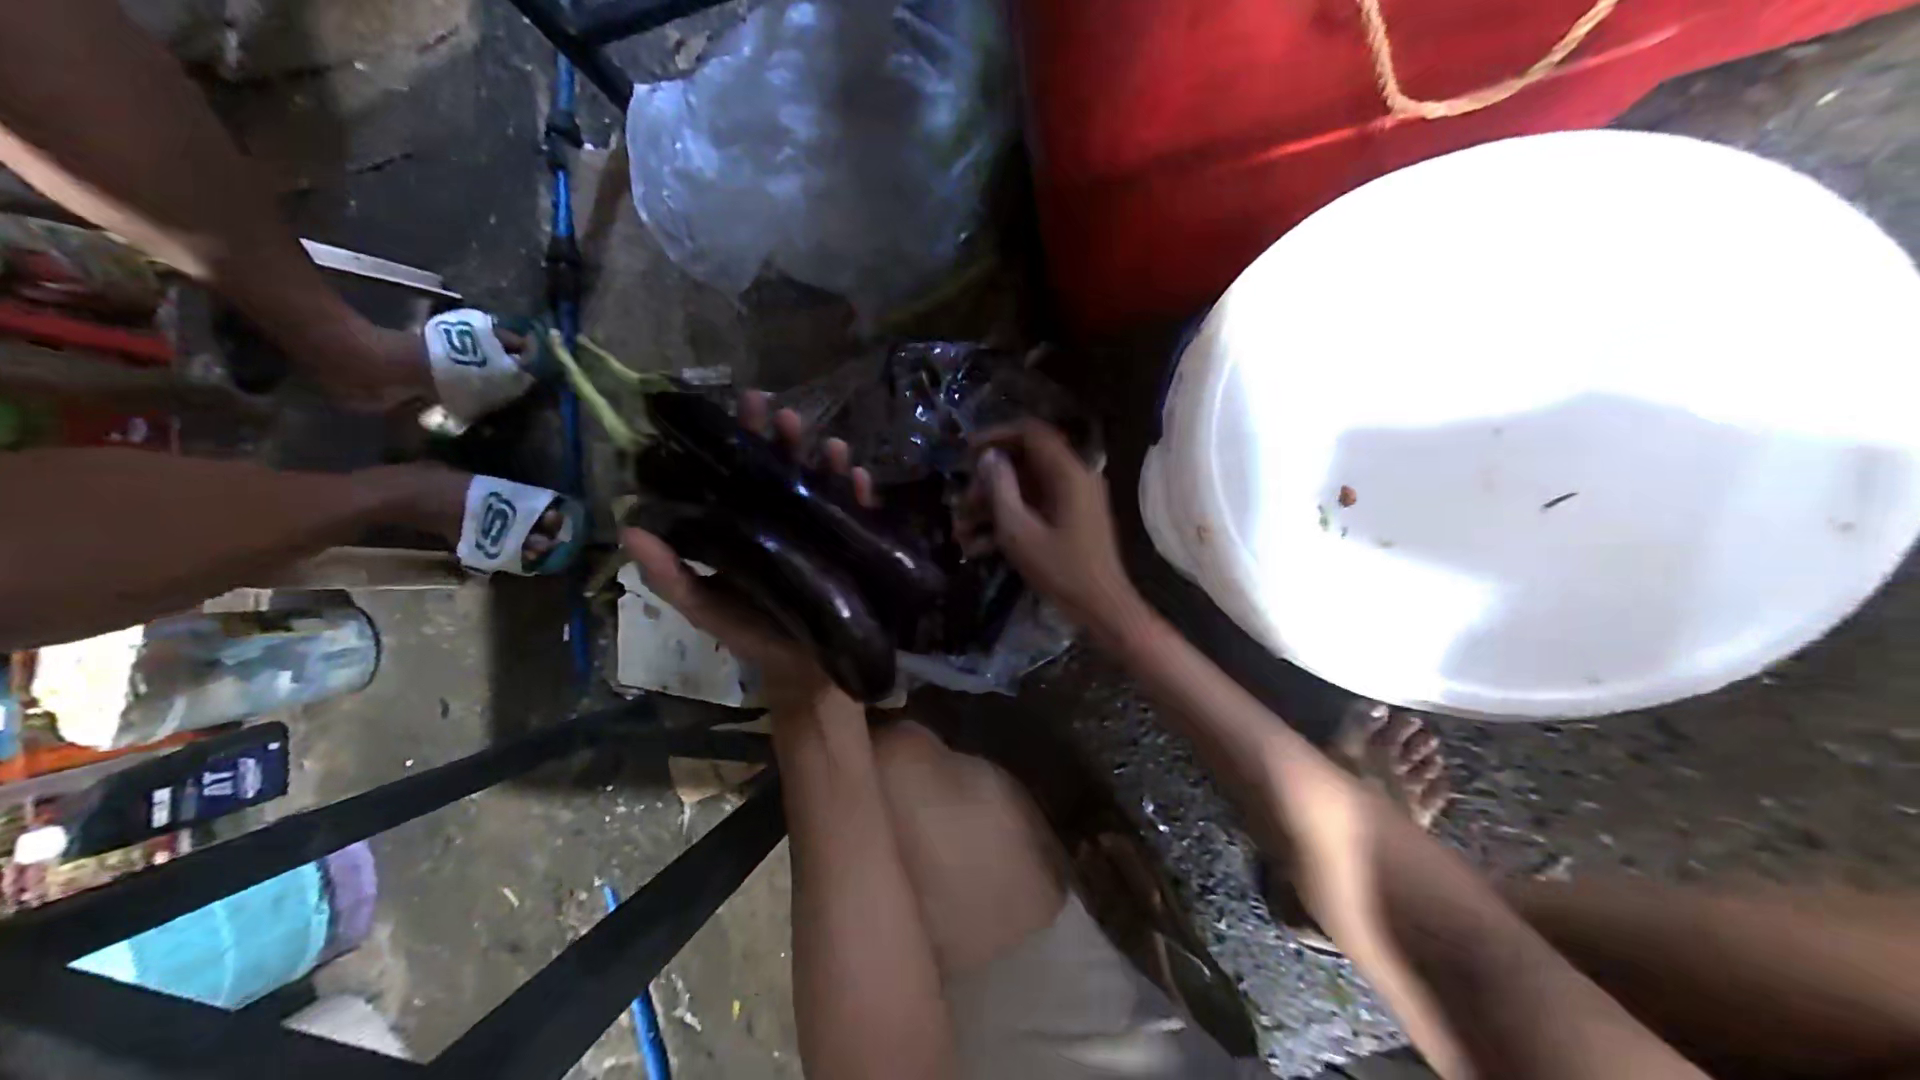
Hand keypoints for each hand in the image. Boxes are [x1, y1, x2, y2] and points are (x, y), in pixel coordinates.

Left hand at [621, 391, 875, 712]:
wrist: (807, 673)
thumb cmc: (754, 635)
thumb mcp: (704, 607)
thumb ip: (668, 574)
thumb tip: (628, 526)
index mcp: (749, 525)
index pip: (743, 472)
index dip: (742, 439)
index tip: (741, 407)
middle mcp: (786, 519)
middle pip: (785, 468)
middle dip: (784, 438)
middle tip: (782, 413)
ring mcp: (824, 531)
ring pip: (825, 484)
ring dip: (826, 460)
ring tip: (830, 445)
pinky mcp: (855, 546)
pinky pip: (860, 515)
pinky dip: (860, 495)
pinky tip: (858, 478)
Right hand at [959, 420, 1148, 640]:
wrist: (1102, 609)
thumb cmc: (1061, 571)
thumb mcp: (1019, 532)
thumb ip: (1000, 489)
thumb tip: (988, 457)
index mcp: (1068, 473)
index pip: (1030, 433)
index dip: (995, 436)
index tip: (965, 452)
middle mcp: (1074, 478)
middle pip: (1023, 463)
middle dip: (986, 483)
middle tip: (960, 506)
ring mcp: (1072, 500)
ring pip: (1024, 490)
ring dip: (991, 507)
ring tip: (960, 533)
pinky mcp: (1069, 520)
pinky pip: (1034, 509)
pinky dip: (1007, 522)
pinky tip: (978, 548)